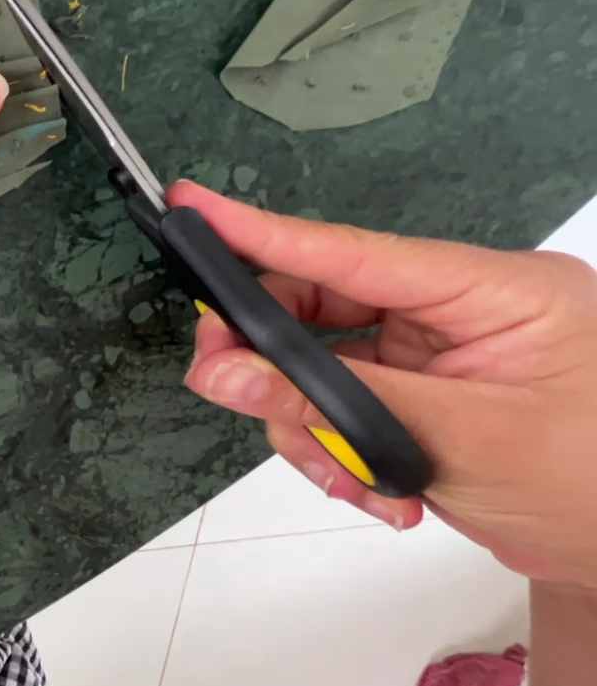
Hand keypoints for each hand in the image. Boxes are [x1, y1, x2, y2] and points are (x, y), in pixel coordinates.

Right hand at [174, 181, 596, 585]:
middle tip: (229, 387)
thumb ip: (325, 400)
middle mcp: (451, 308)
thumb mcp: (453, 439)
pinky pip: (322, 396)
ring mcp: (423, 348)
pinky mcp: (403, 385)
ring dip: (301, 420)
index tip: (189, 205)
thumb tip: (220, 373)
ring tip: (347, 474)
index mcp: (494, 292)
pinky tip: (364, 480)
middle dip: (269, 360)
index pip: (350, 252)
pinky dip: (322, 441)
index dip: (259, 230)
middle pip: (309, 306)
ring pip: (304, 359)